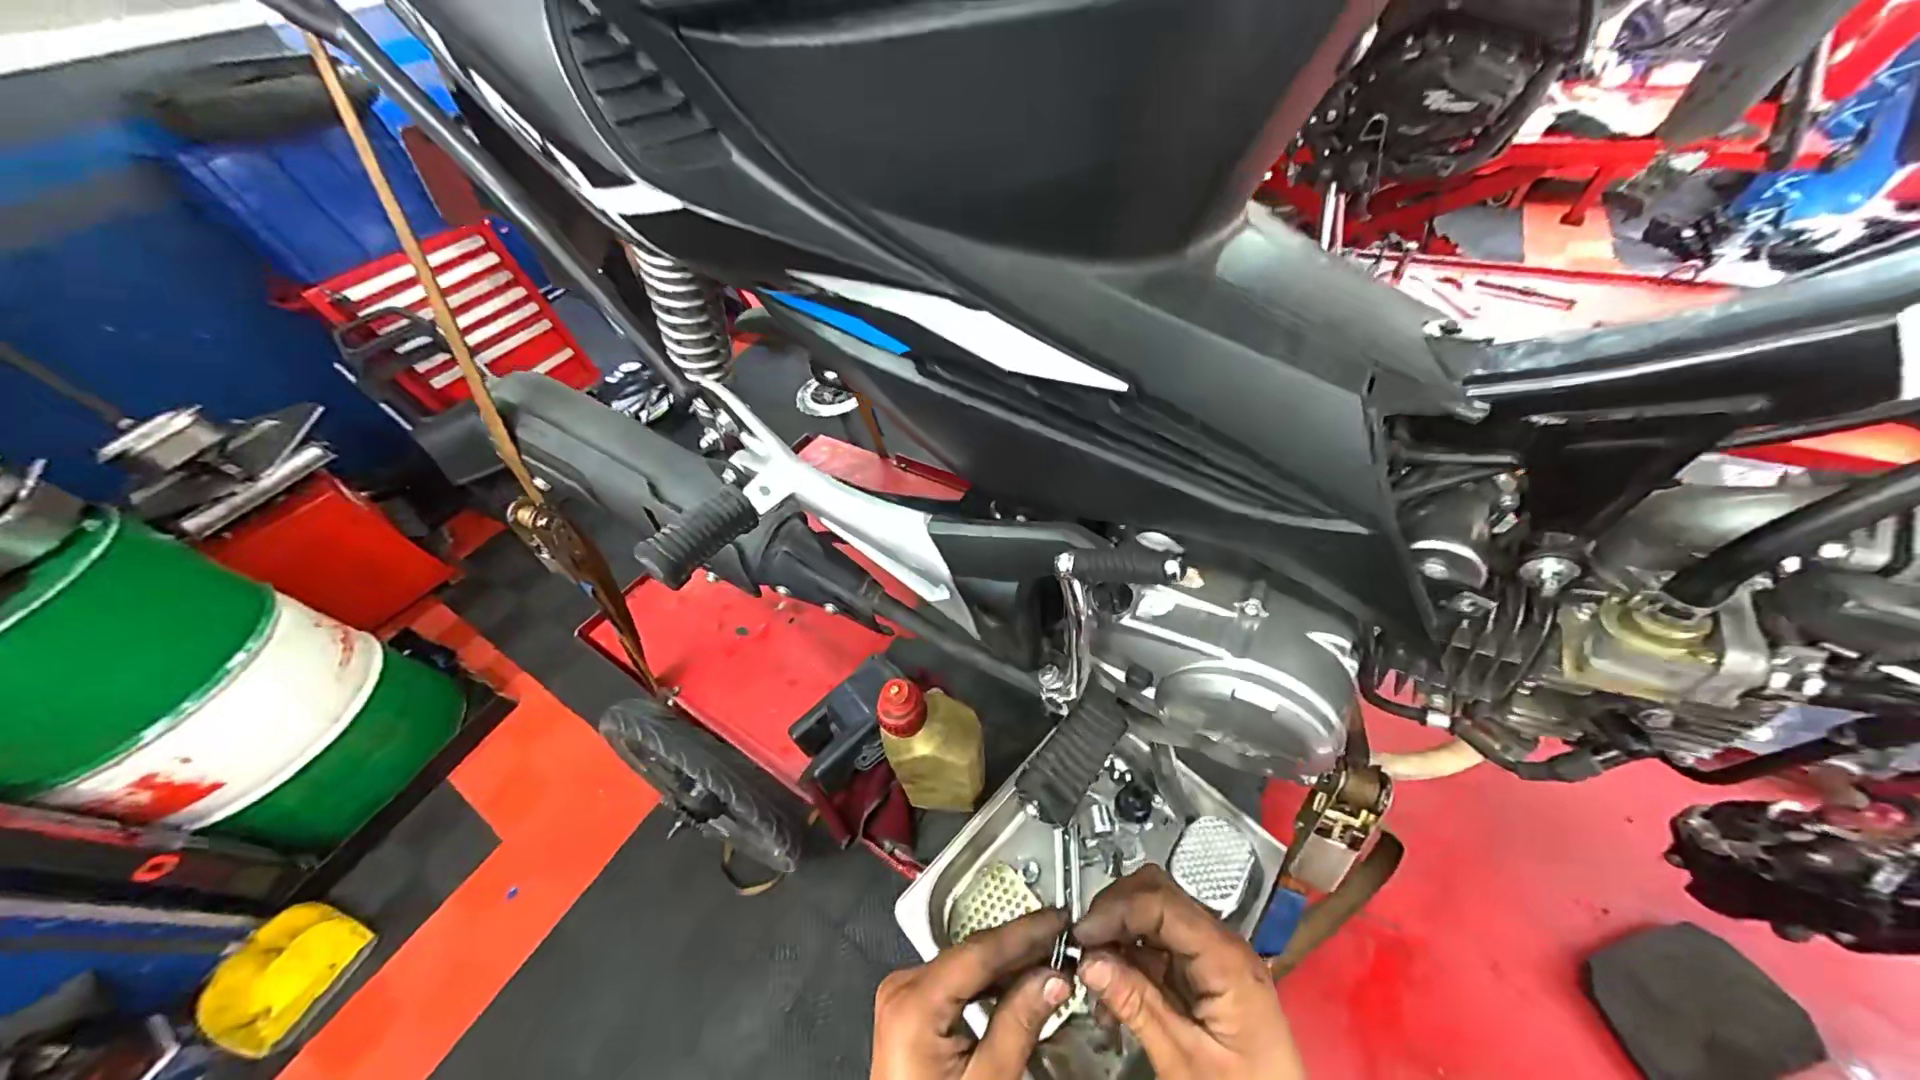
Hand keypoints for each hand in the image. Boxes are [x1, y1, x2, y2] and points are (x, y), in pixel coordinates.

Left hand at [871, 908, 1072, 1079]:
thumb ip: (1019, 1024)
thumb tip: (1052, 977)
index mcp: (915, 1002)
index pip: (980, 951)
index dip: (1024, 932)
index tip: (1057, 921)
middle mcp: (903, 987)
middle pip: (973, 953)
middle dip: (1021, 945)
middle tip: (1062, 938)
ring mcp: (903, 994)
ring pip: (967, 963)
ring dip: (1009, 961)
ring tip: (1049, 955)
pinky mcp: (910, 1006)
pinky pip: (956, 979)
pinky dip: (989, 979)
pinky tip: (1018, 978)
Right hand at [1073, 865, 1304, 1079]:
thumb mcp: (1185, 1062)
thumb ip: (1137, 1007)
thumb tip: (1090, 961)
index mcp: (1227, 959)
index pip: (1161, 901)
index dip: (1115, 910)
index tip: (1082, 935)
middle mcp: (1222, 944)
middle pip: (1157, 893)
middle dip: (1114, 913)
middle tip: (1084, 947)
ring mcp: (1212, 955)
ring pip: (1152, 915)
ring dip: (1117, 937)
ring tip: (1096, 978)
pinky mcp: (1203, 971)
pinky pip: (1156, 944)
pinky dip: (1128, 957)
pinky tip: (1114, 990)